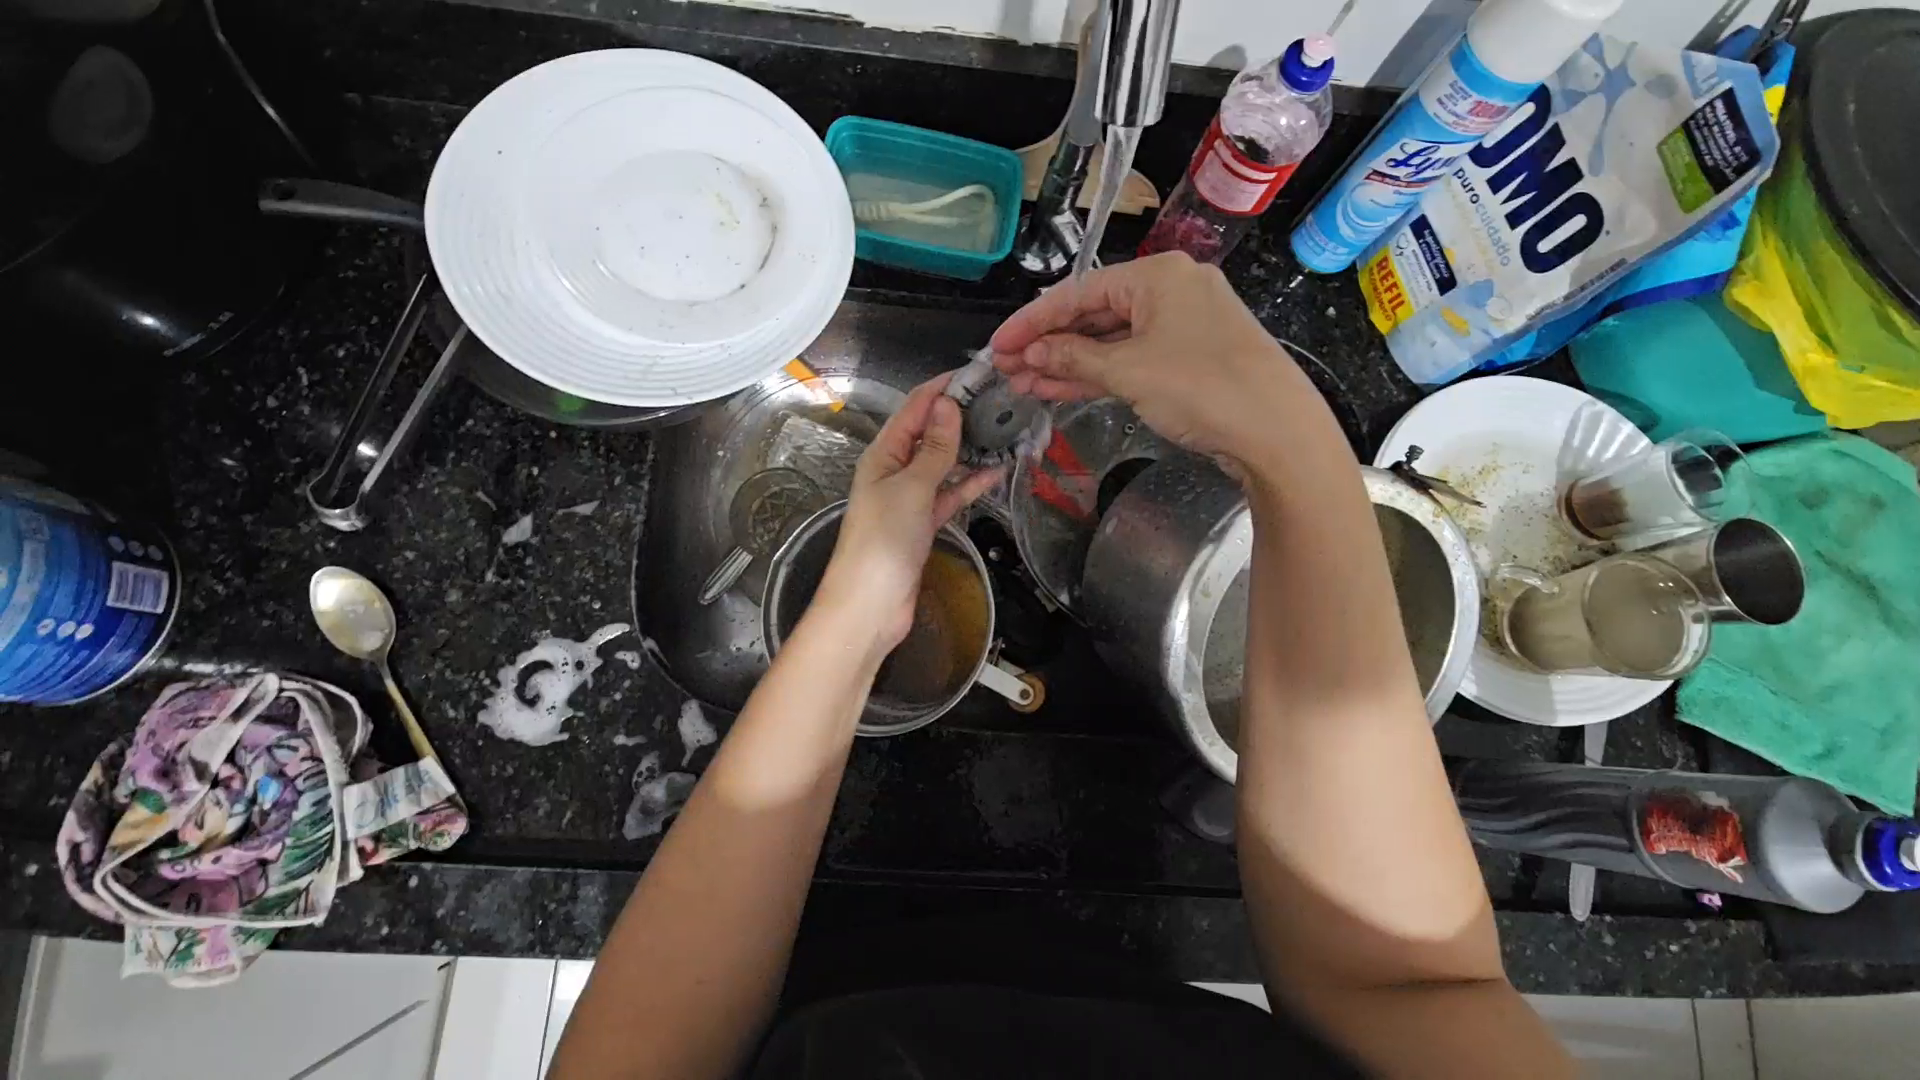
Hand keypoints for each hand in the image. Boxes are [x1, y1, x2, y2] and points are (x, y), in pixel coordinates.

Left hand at [810, 374, 1004, 653]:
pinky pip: (950, 494)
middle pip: (930, 433)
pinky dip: (970, 483)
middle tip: (1002, 398)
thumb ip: (933, 449)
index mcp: (882, 454)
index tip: (979, 372)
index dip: (943, 387)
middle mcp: (894, 470)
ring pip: (944, 463)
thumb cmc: (883, 542)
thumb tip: (948, 404)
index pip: (914, 408)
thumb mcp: (910, 488)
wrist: (870, 605)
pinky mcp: (924, 523)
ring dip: (970, 448)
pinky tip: (997, 471)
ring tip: (1006, 429)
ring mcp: (910, 498)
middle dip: (961, 415)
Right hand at [989, 252, 1323, 471]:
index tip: (997, 345)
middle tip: (1006, 369)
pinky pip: (1130, 359)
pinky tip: (1060, 388)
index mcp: (1158, 276)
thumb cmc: (1205, 387)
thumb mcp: (1129, 370)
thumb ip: (1074, 357)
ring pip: (1111, 341)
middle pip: (1094, 314)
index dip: (1032, 321)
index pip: (1079, 292)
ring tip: (1024, 384)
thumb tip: (1032, 352)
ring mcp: (1181, 326)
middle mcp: (1171, 292)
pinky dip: (1097, 373)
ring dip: (1068, 362)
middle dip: (1048, 344)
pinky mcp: (1188, 359)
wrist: (1276, 430)